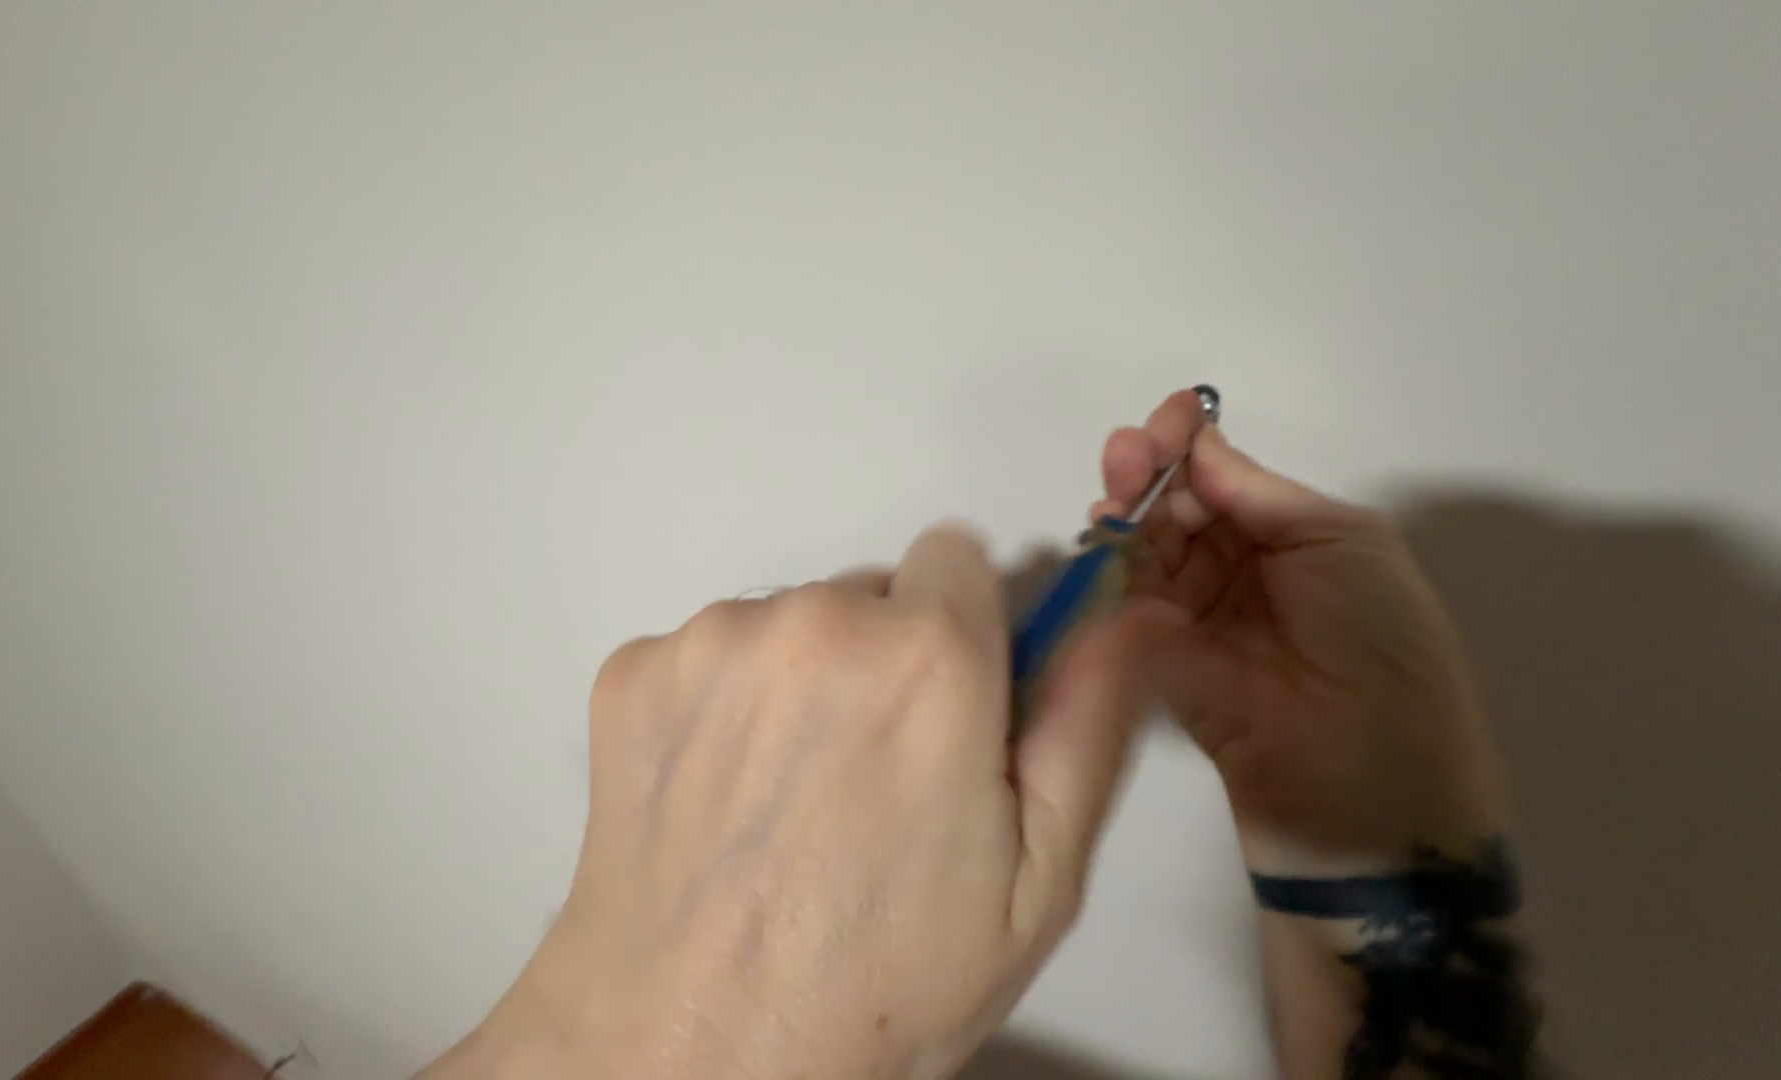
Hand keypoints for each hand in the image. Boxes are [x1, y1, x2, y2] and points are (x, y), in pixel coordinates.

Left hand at [424, 527, 1162, 1079]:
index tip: (951, 686)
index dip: (964, 621)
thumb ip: (1092, 719)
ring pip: (791, 618)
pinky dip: (723, 697)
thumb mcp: (1036, 871)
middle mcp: (816, 621)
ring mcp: (714, 639)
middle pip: (872, 591)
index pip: (958, 554)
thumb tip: (1142, 618)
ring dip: (803, 676)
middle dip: (886, 654)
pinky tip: (727, 784)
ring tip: (794, 786)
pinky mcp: (638, 667)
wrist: (698, 1046)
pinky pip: (710, 649)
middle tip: (872, 763)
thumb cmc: (878, 975)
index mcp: (929, 656)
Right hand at [1093, 390, 1505, 866]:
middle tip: (1130, 448)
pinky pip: (1124, 589)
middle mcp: (1232, 562)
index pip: (1222, 474)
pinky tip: (1105, 527)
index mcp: (1286, 533)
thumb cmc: (1378, 643)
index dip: (1192, 440)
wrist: (1361, 773)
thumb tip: (1200, 444)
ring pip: (1143, 538)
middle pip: (1173, 500)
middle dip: (1149, 464)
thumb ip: (1258, 494)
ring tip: (1117, 481)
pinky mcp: (1150, 644)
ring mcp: (1187, 605)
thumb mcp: (1343, 544)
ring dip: (1126, 501)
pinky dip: (1111, 553)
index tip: (1171, 413)